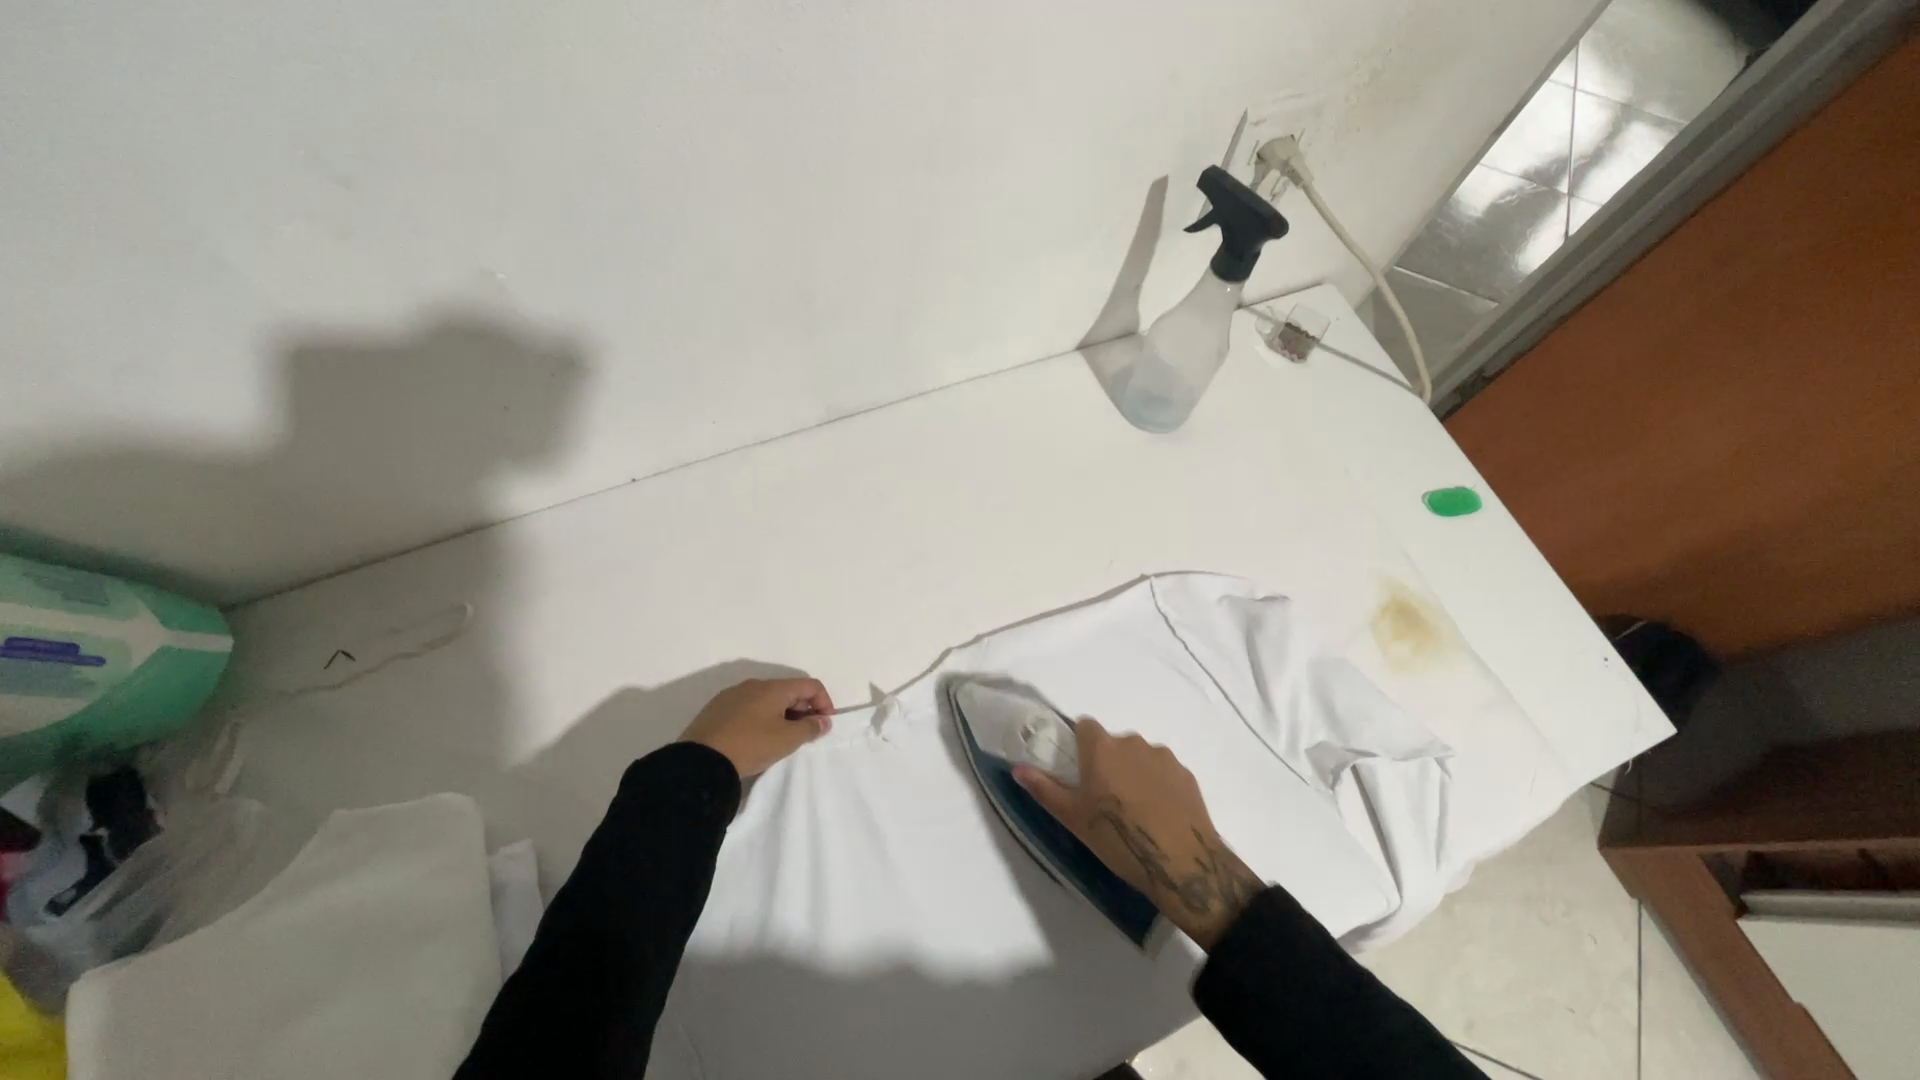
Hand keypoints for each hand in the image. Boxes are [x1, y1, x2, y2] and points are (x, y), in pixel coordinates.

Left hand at [679, 678, 834, 778]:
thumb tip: (823, 720)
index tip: (824, 725)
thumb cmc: (751, 745)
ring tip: (781, 738)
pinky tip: (756, 737)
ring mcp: (732, 695)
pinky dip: (761, 718)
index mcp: (773, 688)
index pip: (810, 685)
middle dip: (803, 709)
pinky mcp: (716, 709)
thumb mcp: (787, 740)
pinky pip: (748, 707)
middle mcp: (753, 685)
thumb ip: (810, 728)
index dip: (824, 702)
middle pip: (788, 691)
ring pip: (766, 699)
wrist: (700, 761)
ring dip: (781, 714)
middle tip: (805, 734)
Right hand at [1015, 718, 1263, 949]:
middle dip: (1108, 762)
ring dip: (1134, 772)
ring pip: (1140, 756)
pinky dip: (1158, 785)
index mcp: (1102, 748)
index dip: (1080, 744)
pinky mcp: (1187, 774)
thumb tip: (1018, 768)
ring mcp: (1163, 757)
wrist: (1181, 862)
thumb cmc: (1117, 838)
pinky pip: (1164, 771)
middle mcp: (1132, 743)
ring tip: (1135, 810)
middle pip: (1114, 743)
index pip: (1086, 726)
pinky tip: (1158, 814)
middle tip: (1104, 798)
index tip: (1079, 770)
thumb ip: (1044, 788)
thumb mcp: (1073, 818)